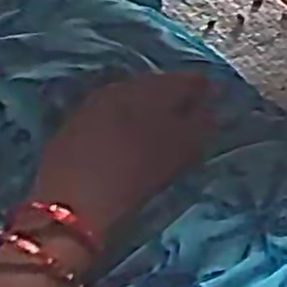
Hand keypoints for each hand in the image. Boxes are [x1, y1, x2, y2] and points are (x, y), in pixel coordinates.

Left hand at [28, 73, 214, 239]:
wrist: (72, 207)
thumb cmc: (140, 171)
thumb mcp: (187, 147)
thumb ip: (206, 120)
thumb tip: (214, 106)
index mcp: (155, 86)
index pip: (192, 78)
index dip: (207, 92)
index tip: (214, 107)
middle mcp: (123, 86)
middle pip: (159, 85)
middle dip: (175, 98)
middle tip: (188, 119)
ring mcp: (93, 104)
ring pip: (132, 99)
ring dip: (147, 110)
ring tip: (158, 131)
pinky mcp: (71, 126)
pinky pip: (109, 114)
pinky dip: (124, 122)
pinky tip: (128, 141)